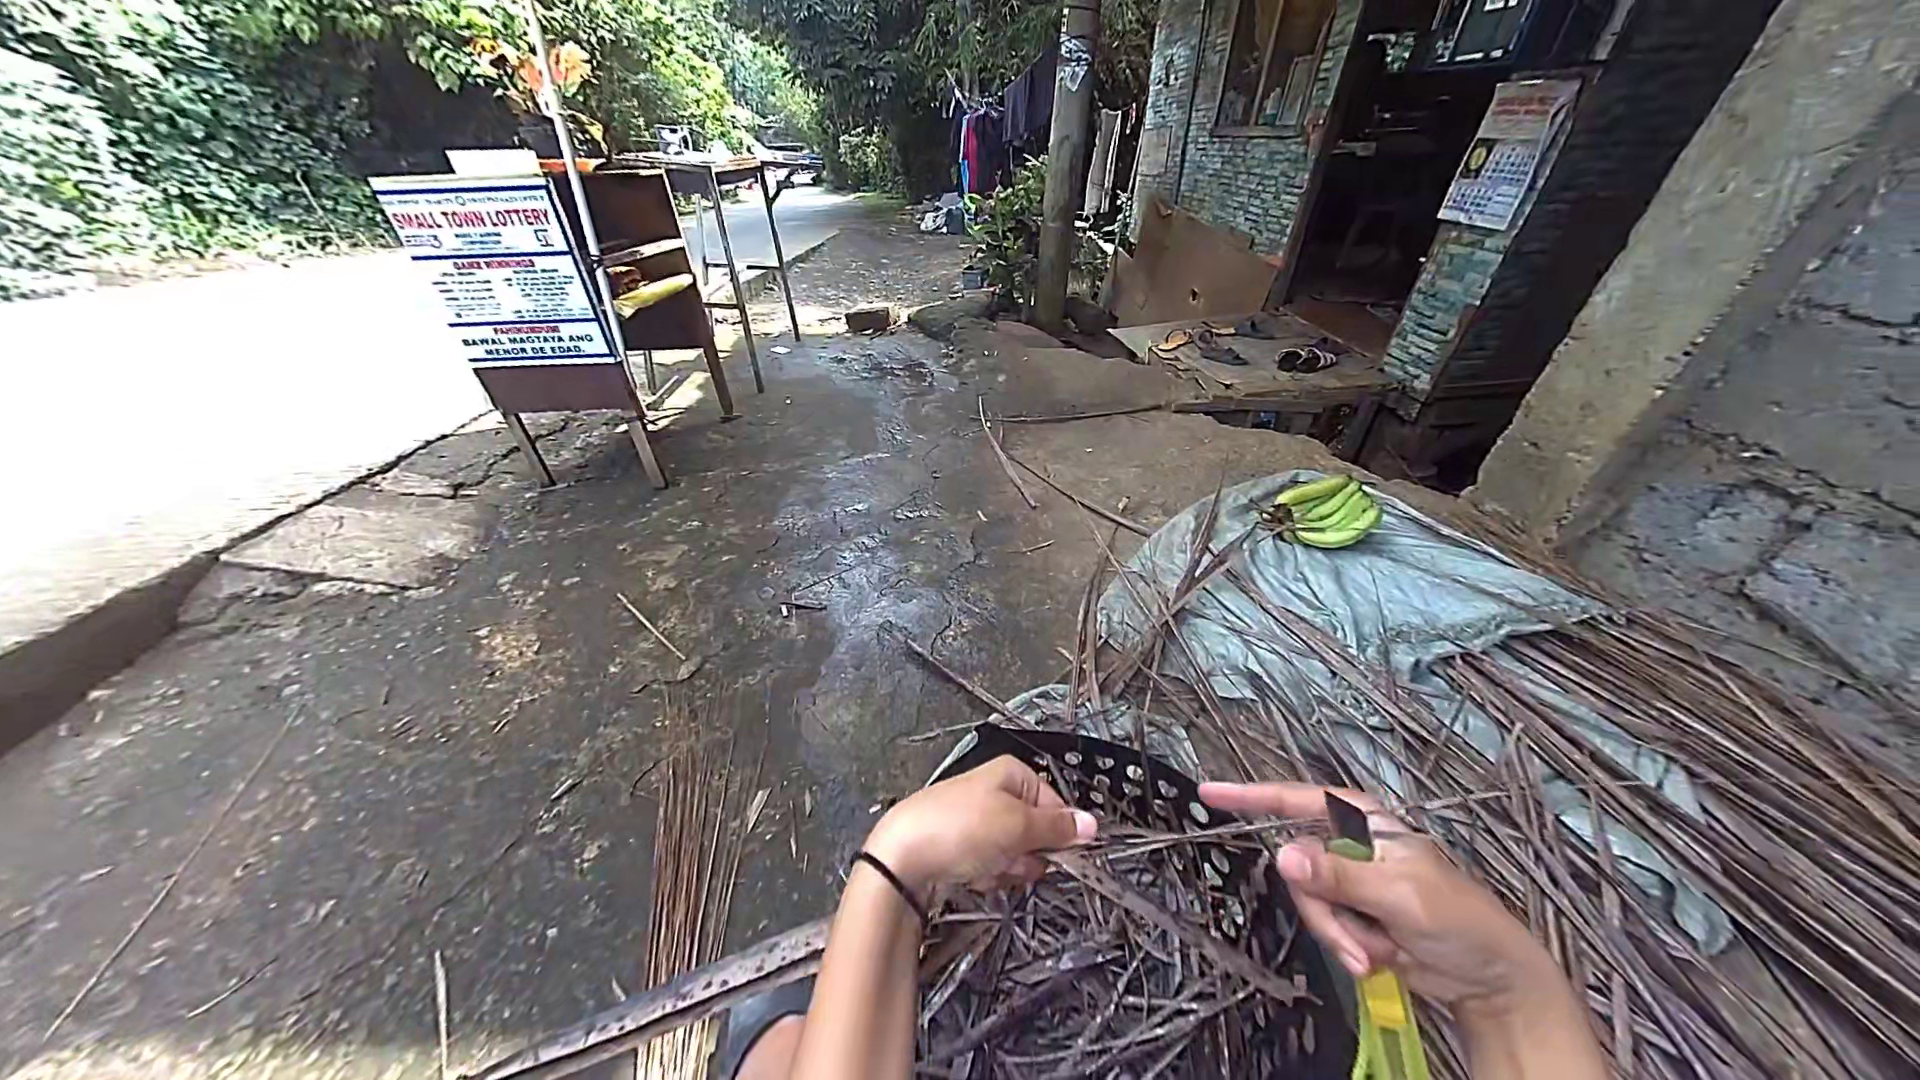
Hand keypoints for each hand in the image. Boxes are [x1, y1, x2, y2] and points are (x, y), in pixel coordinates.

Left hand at [865, 756, 1096, 892]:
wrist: (903, 856)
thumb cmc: (962, 828)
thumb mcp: (1018, 825)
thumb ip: (1058, 827)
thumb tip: (1092, 824)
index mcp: (1011, 775)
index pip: (1055, 804)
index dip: (1059, 832)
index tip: (1059, 853)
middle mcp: (994, 793)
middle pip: (1034, 832)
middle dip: (1028, 854)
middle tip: (1011, 858)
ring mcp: (977, 820)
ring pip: (1014, 854)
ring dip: (1007, 869)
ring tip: (986, 867)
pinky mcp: (962, 847)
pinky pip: (991, 866)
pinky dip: (986, 876)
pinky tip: (970, 875)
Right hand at [1198, 781, 1559, 1016]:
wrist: (1492, 980)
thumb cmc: (1459, 919)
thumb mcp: (1399, 894)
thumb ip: (1338, 874)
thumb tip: (1283, 856)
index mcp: (1358, 819)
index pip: (1291, 799)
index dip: (1247, 795)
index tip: (1208, 793)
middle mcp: (1345, 843)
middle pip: (1296, 864)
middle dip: (1323, 908)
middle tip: (1357, 937)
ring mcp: (1344, 878)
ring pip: (1306, 899)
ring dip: (1339, 933)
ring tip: (1376, 953)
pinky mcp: (1347, 911)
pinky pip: (1321, 924)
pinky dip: (1347, 945)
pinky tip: (1379, 957)